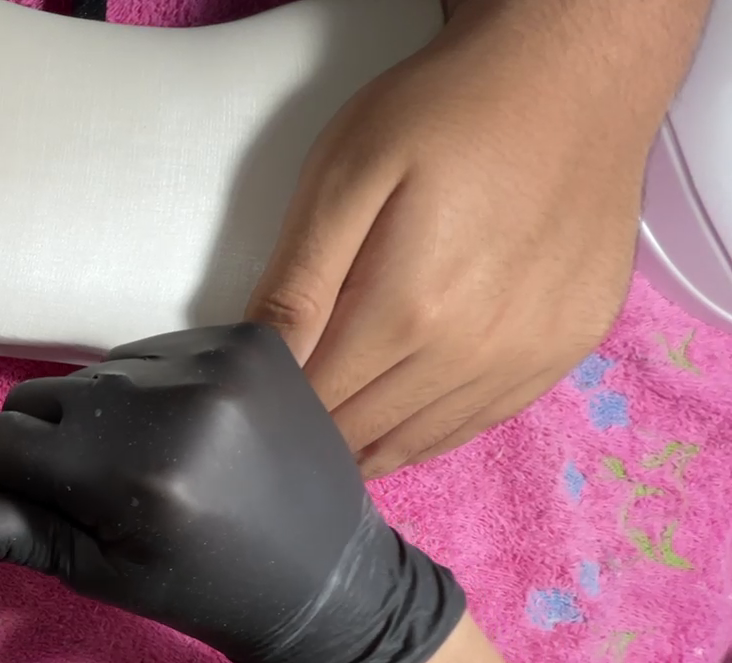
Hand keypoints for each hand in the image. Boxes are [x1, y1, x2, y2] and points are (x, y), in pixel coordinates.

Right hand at [0, 323, 465, 662]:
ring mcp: (216, 359)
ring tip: (139, 460)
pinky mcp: (248, 333)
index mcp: (130, 477)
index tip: (11, 496)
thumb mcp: (87, 570)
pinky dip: (141, 391)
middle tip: (88, 488)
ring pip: (87, 375)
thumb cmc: (192, 588)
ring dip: (90, 416)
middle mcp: (172, 403)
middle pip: (38, 401)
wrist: (325, 577)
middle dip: (40, 444)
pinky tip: (176, 429)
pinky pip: (143, 352)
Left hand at [247, 0, 705, 476]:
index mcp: (407, 314)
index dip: (268, 416)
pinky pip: (476, 422)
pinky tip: (386, 428)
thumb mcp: (339, 188)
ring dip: (358, 444)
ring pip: (414, 440)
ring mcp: (530, 353)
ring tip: (317, 435)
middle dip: (306, 433)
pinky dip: (421, 434)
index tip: (240, 416)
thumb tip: (255, 365)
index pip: (312, 404)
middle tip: (269, 424)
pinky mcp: (567, 344)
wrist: (577, 63)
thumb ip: (294, 289)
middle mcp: (474, 350)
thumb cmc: (441, 117)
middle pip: (358, 430)